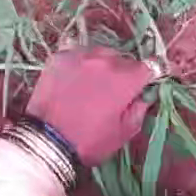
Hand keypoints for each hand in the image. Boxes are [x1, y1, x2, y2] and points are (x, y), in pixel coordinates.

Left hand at [27, 48, 158, 165]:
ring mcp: (80, 55)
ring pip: (100, 54)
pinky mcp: (59, 57)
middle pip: (123, 59)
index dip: (148, 77)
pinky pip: (77, 55)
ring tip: (92, 85)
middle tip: (114, 91)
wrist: (46, 142)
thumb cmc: (89, 142)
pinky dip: (80, 64)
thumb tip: (145, 96)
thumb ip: (140, 109)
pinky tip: (75, 80)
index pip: (149, 66)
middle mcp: (105, 60)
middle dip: (123, 73)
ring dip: (101, 66)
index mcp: (126, 78)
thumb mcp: (124, 132)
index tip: (143, 85)